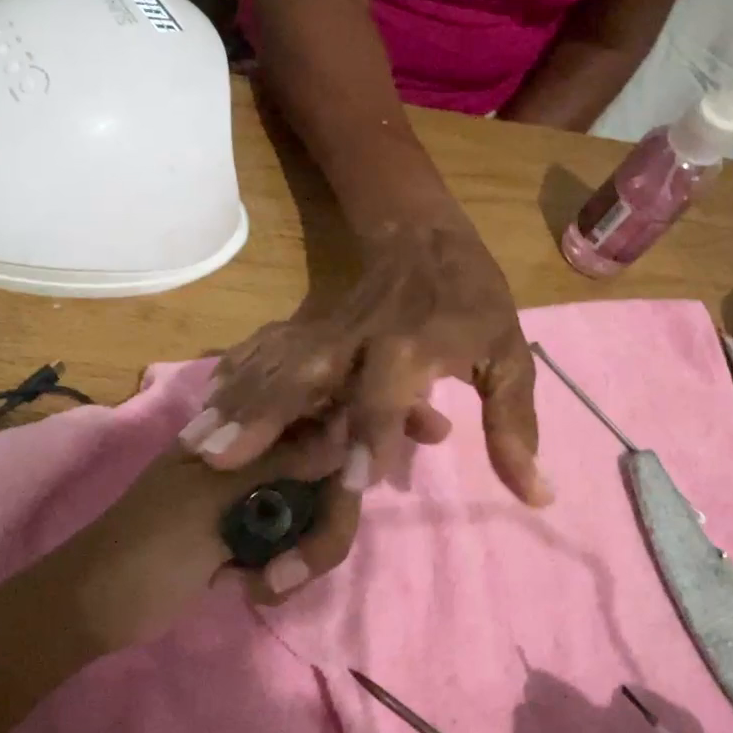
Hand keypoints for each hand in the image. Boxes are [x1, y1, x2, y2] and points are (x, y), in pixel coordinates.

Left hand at [43, 436, 348, 653]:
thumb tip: (344, 434)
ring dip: (299, 557)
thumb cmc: (151, 542)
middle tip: (292, 568)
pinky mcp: (247, 540)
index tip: (342, 497)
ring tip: (263, 585)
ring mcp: (249, 501)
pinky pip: (290, 550)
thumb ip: (277, 463)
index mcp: (235, 433)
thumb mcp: (213, 498)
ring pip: (309, 519)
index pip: (308, 425)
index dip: (337, 457)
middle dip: (318, 527)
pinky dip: (281, 574)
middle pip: (320, 479)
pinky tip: (252, 592)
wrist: (99, 607)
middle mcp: (249, 458)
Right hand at [183, 216, 545, 502]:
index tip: (351, 484)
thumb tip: (537, 496)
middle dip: (266, 417)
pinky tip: (205, 400)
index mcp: (411, 346)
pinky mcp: (306, 326)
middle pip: (306, 377)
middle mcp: (358, 339)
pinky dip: (235, 374)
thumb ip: (515, 426)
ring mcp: (324, 330)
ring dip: (236, 403)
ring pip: (274, 365)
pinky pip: (265, 349)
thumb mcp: (508, 358)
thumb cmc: (472, 302)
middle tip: (221, 461)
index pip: (386, 394)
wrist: (426, 236)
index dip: (373, 435)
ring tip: (195, 445)